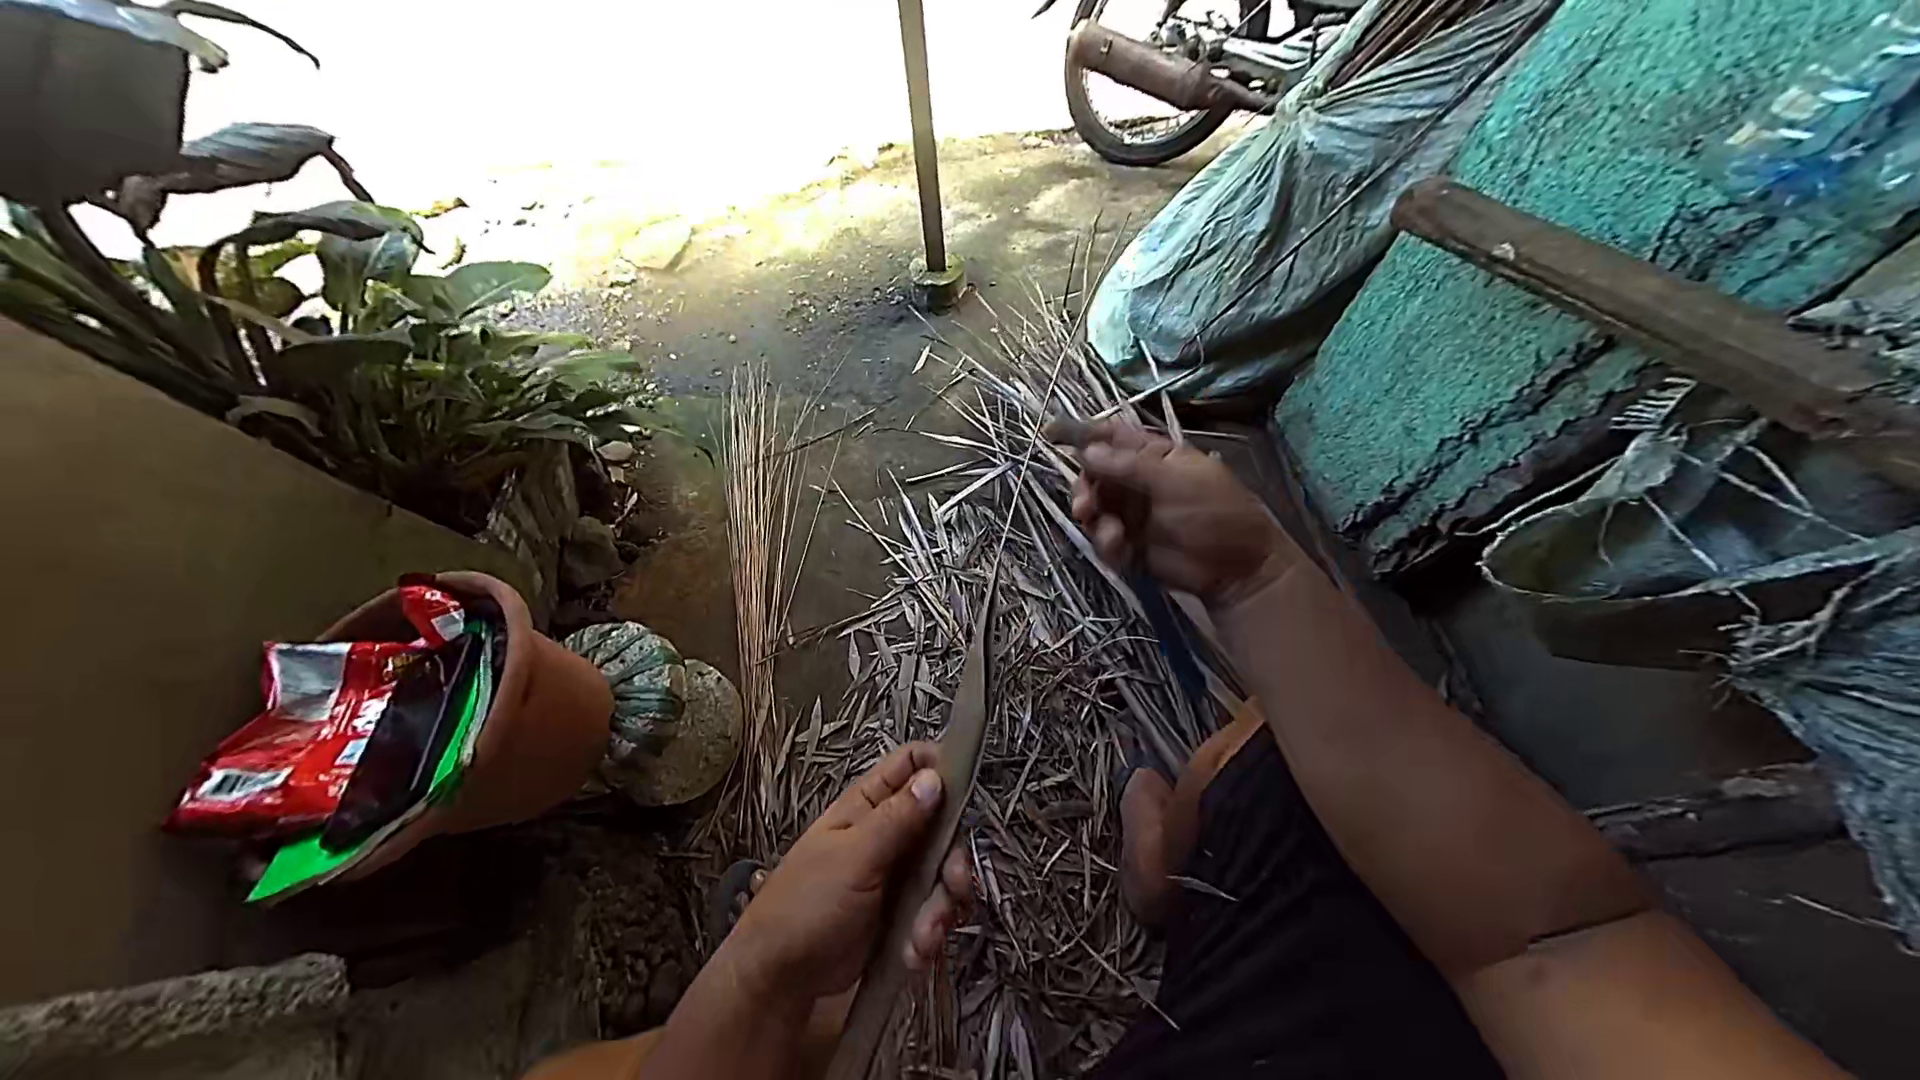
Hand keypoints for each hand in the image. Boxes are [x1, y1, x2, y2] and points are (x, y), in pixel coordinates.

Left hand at [723, 743, 973, 1010]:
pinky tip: (913, 952)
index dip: (941, 767)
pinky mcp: (904, 910)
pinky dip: (931, 932)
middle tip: (951, 882)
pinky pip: (935, 909)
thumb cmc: (804, 905)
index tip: (965, 790)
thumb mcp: (851, 857)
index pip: (912, 764)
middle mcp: (890, 831)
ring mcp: (899, 872)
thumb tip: (934, 777)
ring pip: (944, 870)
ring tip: (924, 934)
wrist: (782, 979)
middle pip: (943, 823)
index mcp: (869, 803)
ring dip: (942, 904)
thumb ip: (896, 818)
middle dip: (951, 858)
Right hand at [1052, 418, 1296, 608]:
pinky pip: (1102, 539)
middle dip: (1084, 488)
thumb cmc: (1217, 513)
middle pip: (1092, 475)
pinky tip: (1119, 546)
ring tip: (1110, 532)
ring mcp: (1131, 515)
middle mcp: (1136, 482)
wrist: (1237, 569)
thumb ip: (1130, 465)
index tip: (1051, 433)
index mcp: (1153, 457)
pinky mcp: (1128, 546)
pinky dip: (1105, 542)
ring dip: (1092, 518)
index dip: (1082, 434)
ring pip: (1093, 508)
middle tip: (1085, 504)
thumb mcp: (1178, 479)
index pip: (1111, 437)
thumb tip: (1088, 450)